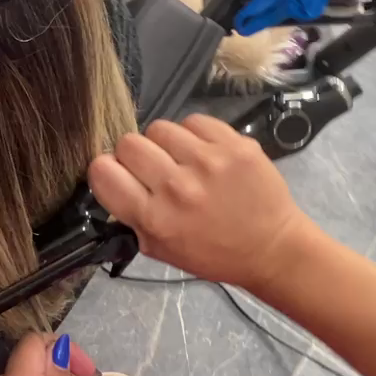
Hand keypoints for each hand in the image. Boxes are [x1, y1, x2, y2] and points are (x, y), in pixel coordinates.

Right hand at [88, 114, 321, 293]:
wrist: (272, 248)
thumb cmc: (211, 254)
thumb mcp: (157, 248)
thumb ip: (130, 215)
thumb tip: (113, 179)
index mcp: (154, 218)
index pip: (102, 171)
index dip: (108, 171)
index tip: (123, 178)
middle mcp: (177, 188)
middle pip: (128, 143)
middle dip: (136, 155)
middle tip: (155, 170)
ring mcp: (207, 163)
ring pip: (159, 128)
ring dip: (165, 143)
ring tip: (182, 160)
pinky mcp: (234, 145)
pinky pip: (193, 121)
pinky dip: (194, 135)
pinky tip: (205, 153)